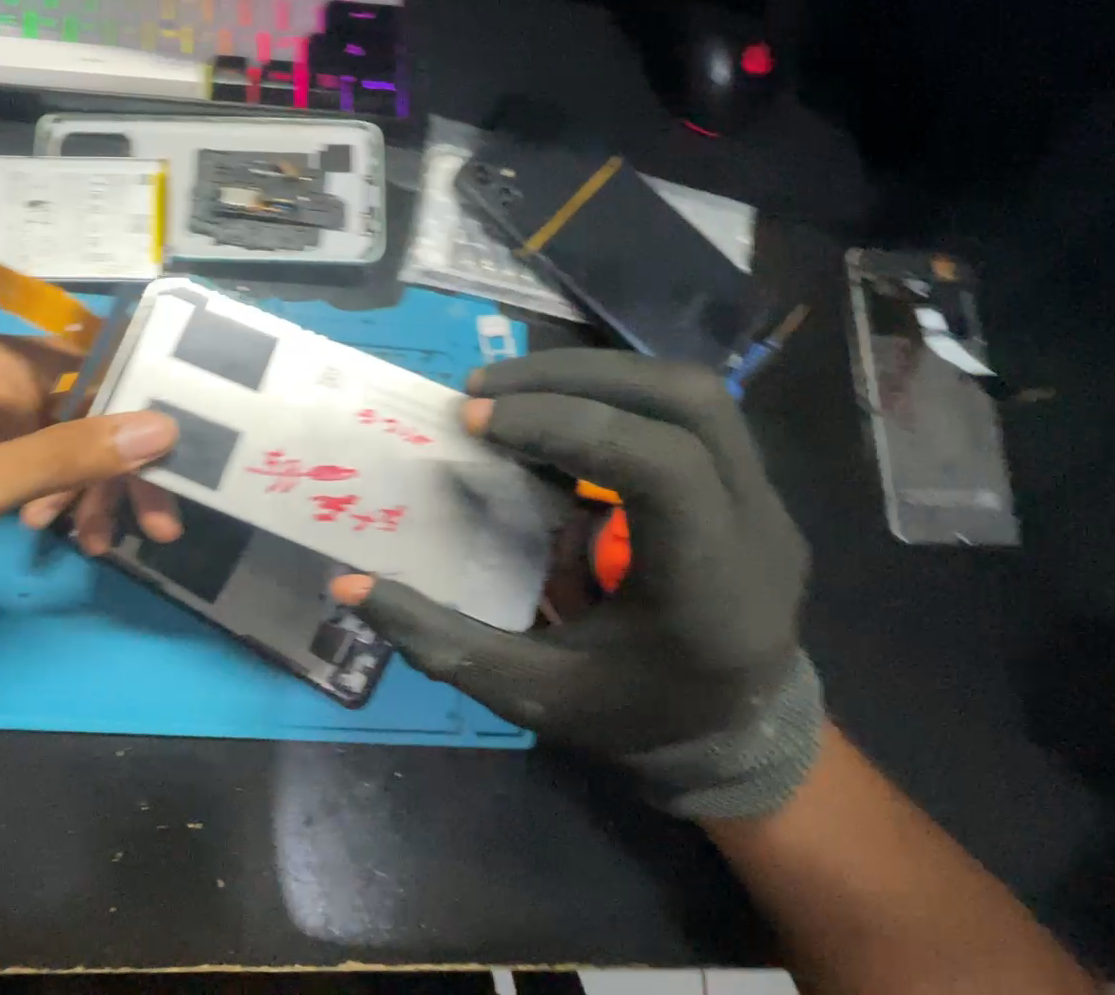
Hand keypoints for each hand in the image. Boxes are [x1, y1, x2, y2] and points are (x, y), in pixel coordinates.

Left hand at [0, 332, 180, 615]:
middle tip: (160, 521)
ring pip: (80, 441)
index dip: (140, 404)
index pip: (90, 366)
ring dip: (100, 491)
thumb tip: (159, 428)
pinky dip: (73, 499)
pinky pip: (57, 465)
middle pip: (91, 408)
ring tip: (102, 542)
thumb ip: (61, 457)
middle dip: (122, 466)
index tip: (180, 456)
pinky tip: (75, 533)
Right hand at [331, 349, 821, 819]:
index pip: (661, 467)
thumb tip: (348, 584)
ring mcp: (765, 499)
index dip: (567, 427)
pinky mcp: (747, 487)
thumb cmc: (630, 718)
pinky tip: (548, 417)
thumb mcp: (529, 694)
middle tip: (482, 391)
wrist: (734, 738)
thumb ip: (441, 639)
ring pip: (692, 395)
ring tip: (506, 391)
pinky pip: (684, 415)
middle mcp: (757, 528)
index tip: (478, 423)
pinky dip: (609, 398)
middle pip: (687, 403)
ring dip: (593, 376)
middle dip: (576, 377)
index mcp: (711, 587)